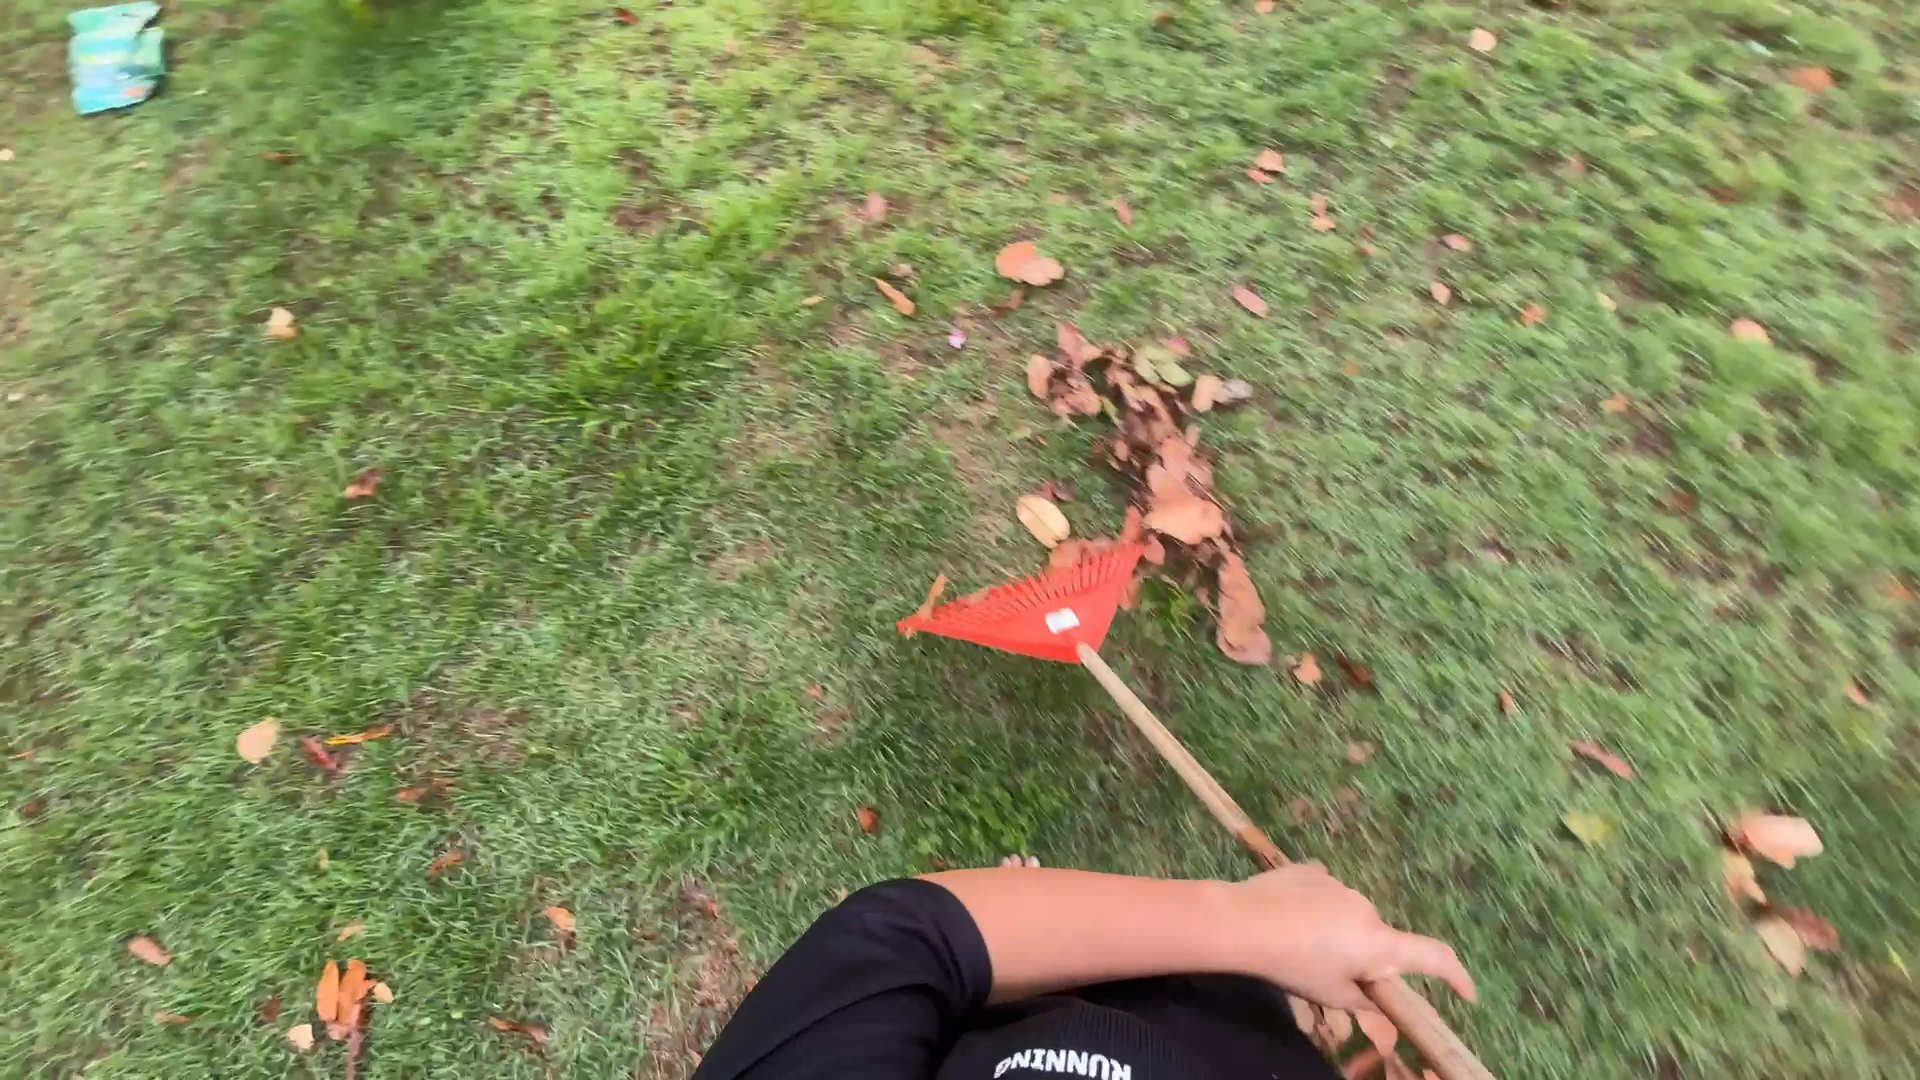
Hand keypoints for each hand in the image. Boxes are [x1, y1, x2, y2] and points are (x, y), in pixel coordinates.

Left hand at [1225, 864, 1476, 1010]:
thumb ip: (1365, 998)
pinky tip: (1292, 912)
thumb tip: (1376, 995)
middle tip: (1329, 966)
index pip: (1433, 957)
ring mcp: (1337, 883)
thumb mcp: (1333, 995)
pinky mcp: (1310, 868)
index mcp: (1379, 943)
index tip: (1467, 993)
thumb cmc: (1291, 964)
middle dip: (1364, 953)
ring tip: (1300, 937)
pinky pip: (1325, 890)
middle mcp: (1366, 907)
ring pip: (1349, 913)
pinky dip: (1318, 903)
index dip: (1455, 976)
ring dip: (1337, 926)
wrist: (1242, 920)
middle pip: (1378, 936)